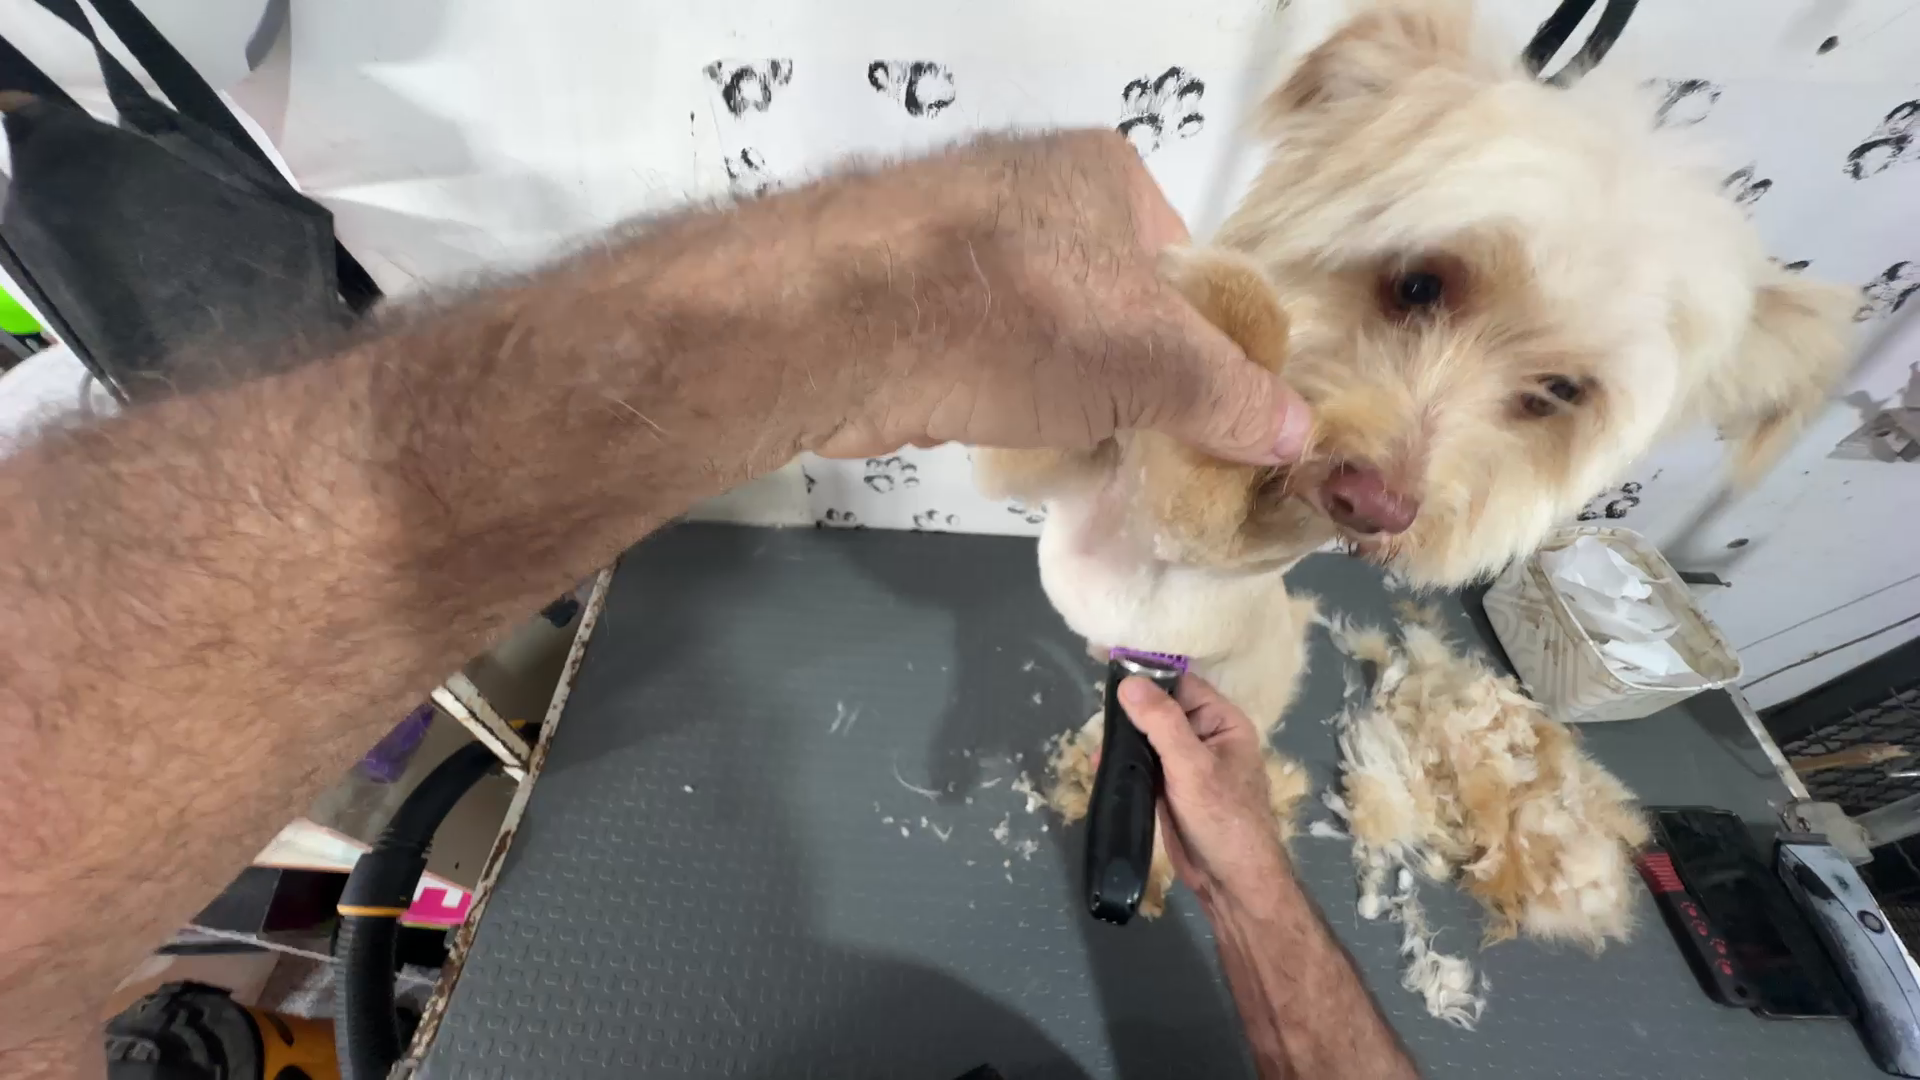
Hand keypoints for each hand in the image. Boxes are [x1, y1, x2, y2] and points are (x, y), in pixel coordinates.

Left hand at [810, 130, 1311, 465]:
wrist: (847, 330)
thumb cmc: (1020, 317)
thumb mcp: (1148, 360)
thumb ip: (1226, 393)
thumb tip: (1292, 431)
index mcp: (1106, 179)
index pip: (1187, 274)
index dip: (1203, 350)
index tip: (1204, 416)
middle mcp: (1034, 199)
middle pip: (1117, 310)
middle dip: (1134, 383)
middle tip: (1149, 448)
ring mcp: (966, 252)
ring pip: (1052, 342)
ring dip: (1072, 400)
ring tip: (1087, 453)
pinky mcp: (917, 307)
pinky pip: (995, 361)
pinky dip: (1013, 404)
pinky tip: (1022, 441)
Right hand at [1119, 674, 1288, 901]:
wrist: (1230, 883)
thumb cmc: (1222, 819)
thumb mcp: (1192, 765)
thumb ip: (1161, 722)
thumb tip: (1128, 682)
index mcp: (1222, 721)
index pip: (1180, 683)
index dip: (1148, 675)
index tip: (1111, 671)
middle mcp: (1205, 735)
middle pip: (1160, 707)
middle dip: (1130, 711)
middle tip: (1100, 716)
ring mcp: (1186, 761)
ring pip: (1147, 735)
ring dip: (1123, 738)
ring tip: (1098, 747)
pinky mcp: (1170, 784)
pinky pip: (1143, 761)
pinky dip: (1123, 761)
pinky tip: (1100, 765)